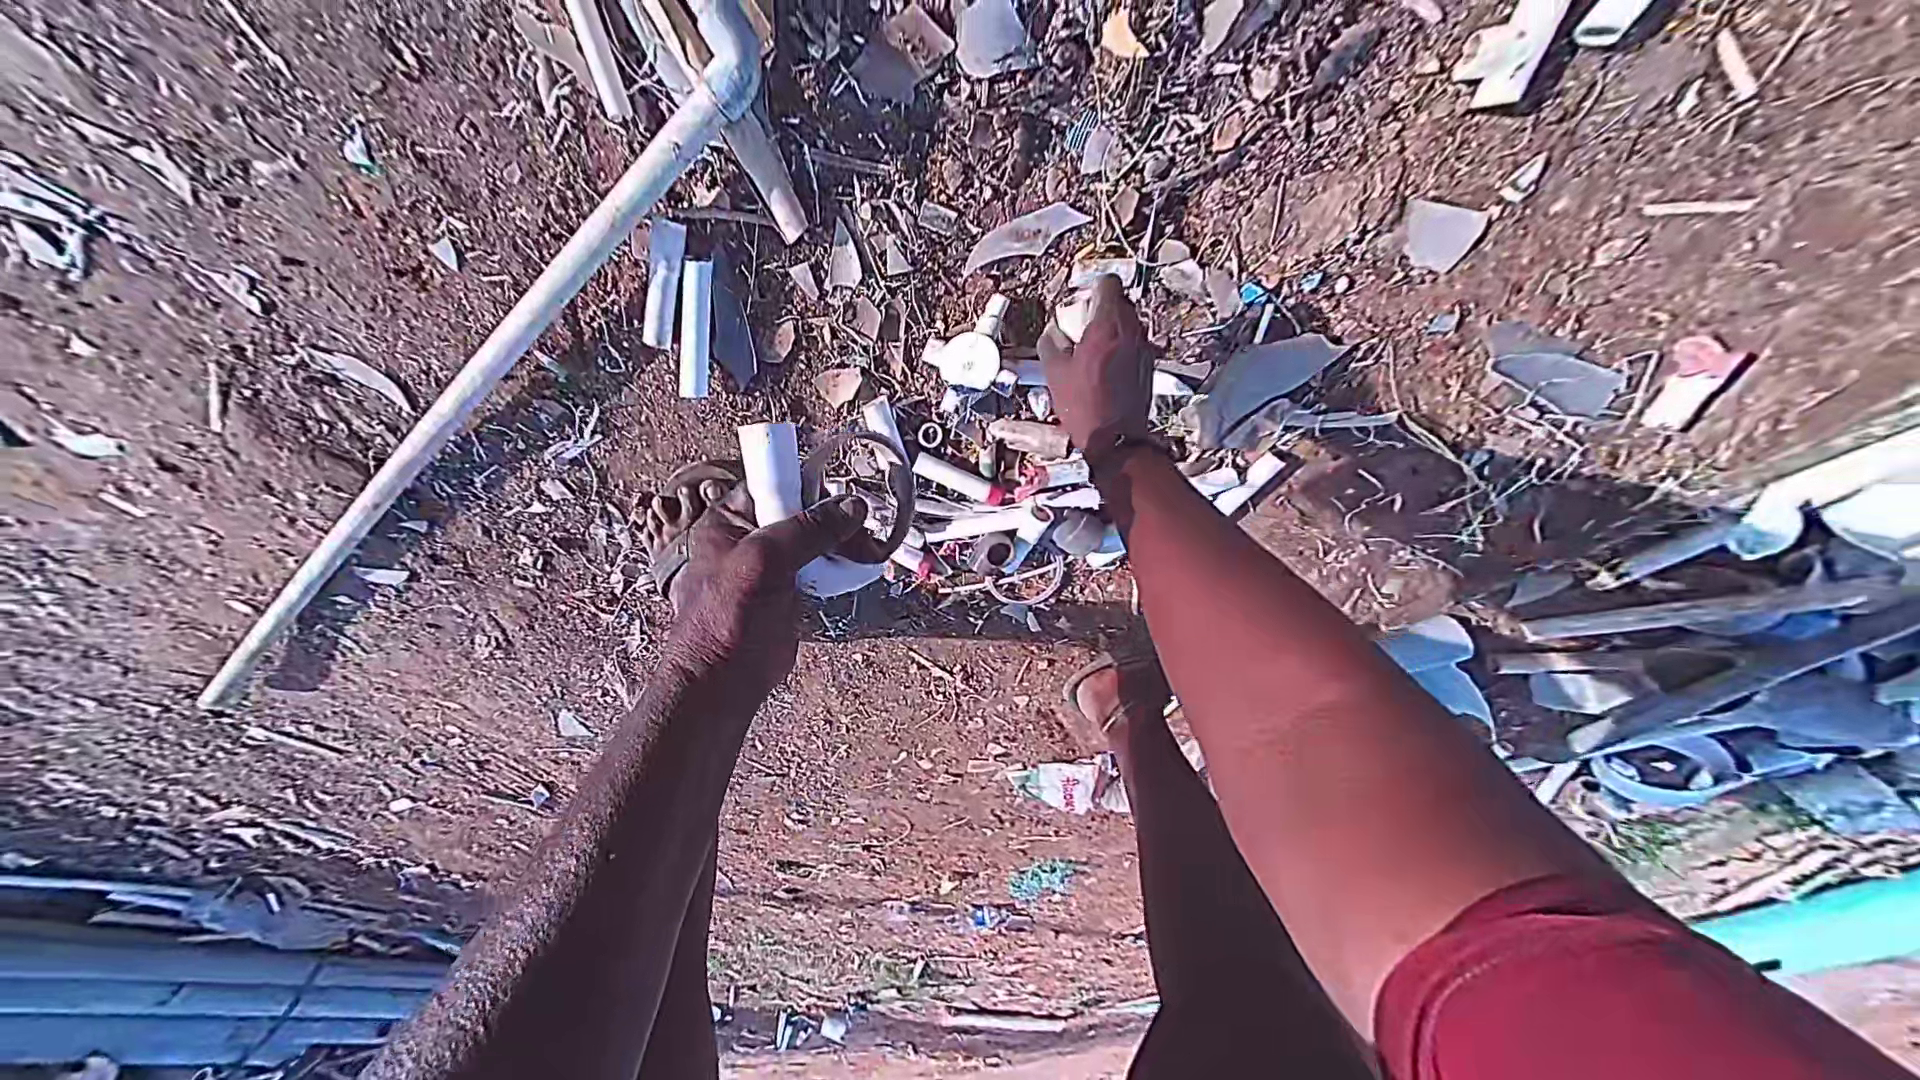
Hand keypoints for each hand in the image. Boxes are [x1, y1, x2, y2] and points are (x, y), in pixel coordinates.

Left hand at [665, 486, 867, 696]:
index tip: (840, 492)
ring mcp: (776, 563)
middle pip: (804, 510)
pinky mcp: (795, 586)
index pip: (775, 482)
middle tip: (861, 529)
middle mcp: (754, 536)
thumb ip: (807, 529)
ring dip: (845, 542)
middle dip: (835, 518)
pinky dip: (843, 565)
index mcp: (732, 519)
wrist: (725, 680)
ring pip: (819, 538)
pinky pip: (824, 565)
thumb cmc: (723, 621)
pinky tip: (860, 566)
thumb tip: (850, 507)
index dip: (808, 484)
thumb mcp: (763, 560)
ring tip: (867, 551)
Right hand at [1038, 274, 1151, 454]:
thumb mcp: (1055, 373)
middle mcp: (1131, 331)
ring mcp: (1144, 348)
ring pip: (1129, 324)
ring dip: (1112, 330)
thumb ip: (1051, 343)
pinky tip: (1106, 369)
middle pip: (1120, 303)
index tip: (1081, 304)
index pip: (1109, 284)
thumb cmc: (1084, 406)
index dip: (1093, 290)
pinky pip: (1134, 345)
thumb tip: (1052, 332)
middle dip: (1101, 310)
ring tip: (1092, 351)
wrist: (1114, 438)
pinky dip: (1122, 348)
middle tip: (1082, 329)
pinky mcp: (1149, 366)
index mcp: (1107, 325)